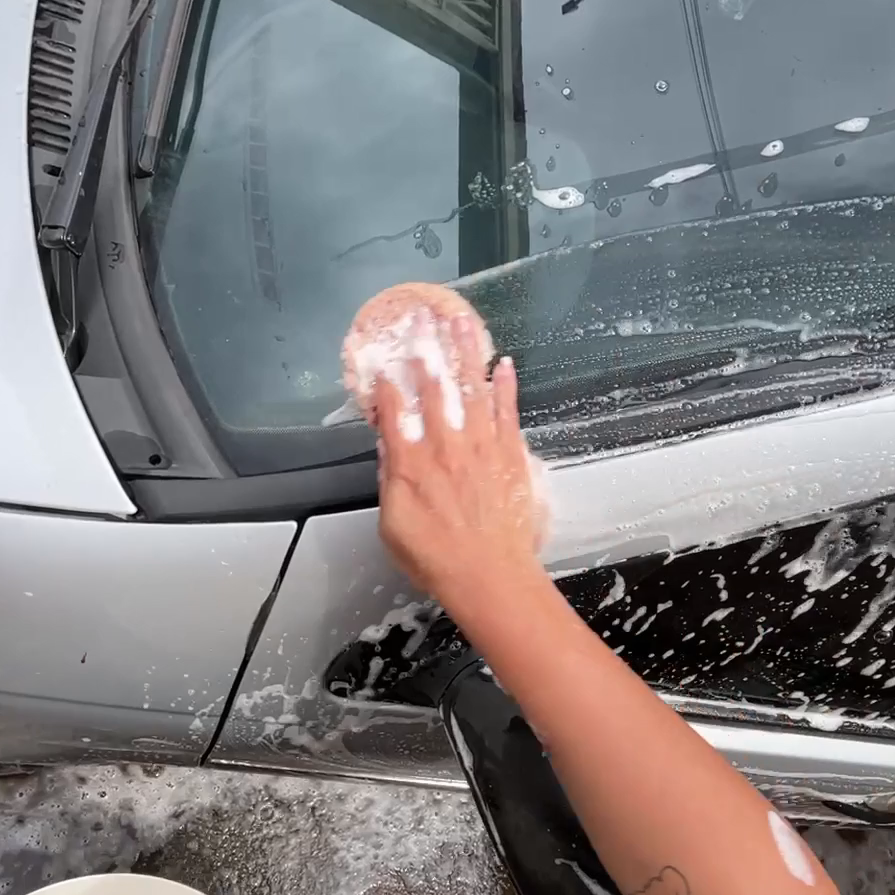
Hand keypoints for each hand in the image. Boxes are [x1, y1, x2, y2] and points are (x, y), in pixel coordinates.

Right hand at [371, 317, 545, 613]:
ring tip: (460, 322)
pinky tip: (503, 363)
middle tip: (422, 318)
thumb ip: (390, 481)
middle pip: (433, 388)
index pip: (394, 412)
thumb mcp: (393, 526)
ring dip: (465, 352)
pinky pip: (508, 412)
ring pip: (471, 389)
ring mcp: (481, 447)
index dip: (388, 385)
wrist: (489, 576)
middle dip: (426, 349)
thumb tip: (389, 447)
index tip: (385, 362)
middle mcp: (445, 446)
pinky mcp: (509, 455)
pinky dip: (506, 386)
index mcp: (411, 464)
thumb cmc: (437, 559)